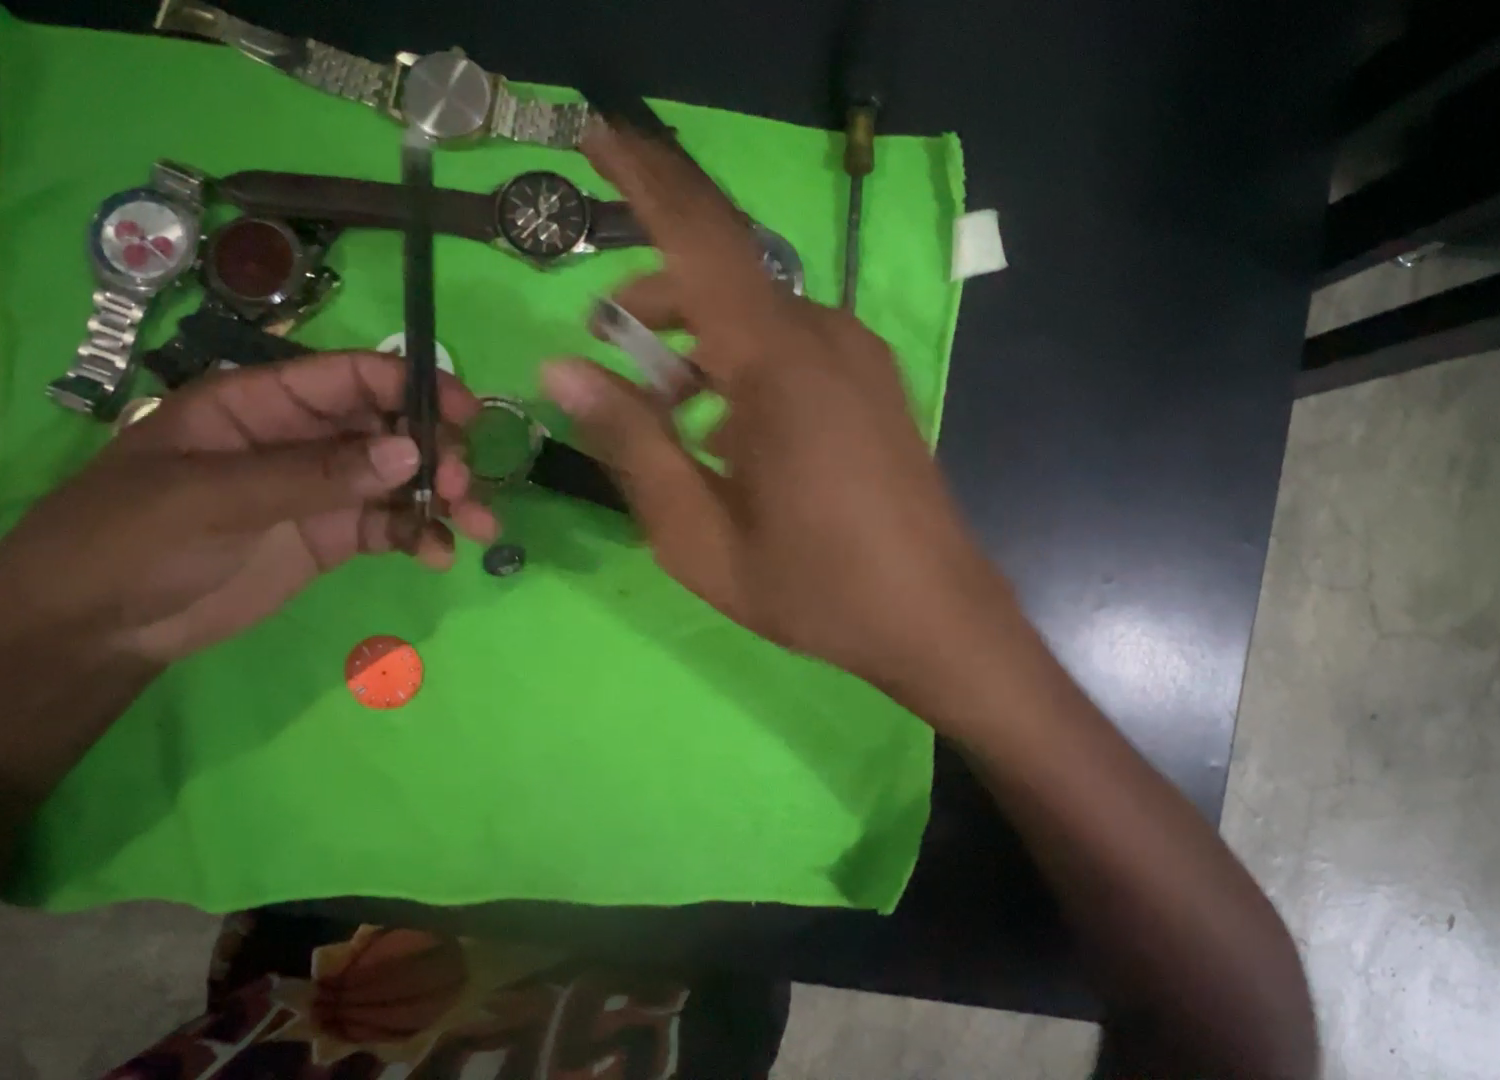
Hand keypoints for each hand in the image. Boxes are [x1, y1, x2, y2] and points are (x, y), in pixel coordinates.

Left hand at [0, 352, 495, 665]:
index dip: (413, 385)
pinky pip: (392, 526)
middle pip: (391, 427)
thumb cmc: (126, 541)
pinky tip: (441, 557)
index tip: (466, 416)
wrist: (91, 629)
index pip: (352, 377)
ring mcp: (320, 489)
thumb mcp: (212, 498)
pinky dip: (423, 536)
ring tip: (479, 528)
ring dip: (446, 497)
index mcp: (261, 403)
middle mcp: (301, 437)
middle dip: (438, 452)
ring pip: (402, 478)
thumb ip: (314, 474)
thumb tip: (410, 452)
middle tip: (465, 488)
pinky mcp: (332, 537)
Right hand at [543, 123, 1016, 698]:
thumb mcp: (698, 535)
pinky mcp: (873, 382)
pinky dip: (742, 361)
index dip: (645, 177)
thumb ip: (630, 444)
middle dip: (656, 293)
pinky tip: (725, 427)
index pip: (700, 238)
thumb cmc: (815, 588)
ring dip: (698, 336)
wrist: (937, 617)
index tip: (599, 131)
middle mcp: (823, 337)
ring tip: (660, 403)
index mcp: (777, 365)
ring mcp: (858, 357)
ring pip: (758, 311)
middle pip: (724, 274)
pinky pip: (793, 343)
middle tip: (607, 343)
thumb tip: (562, 369)